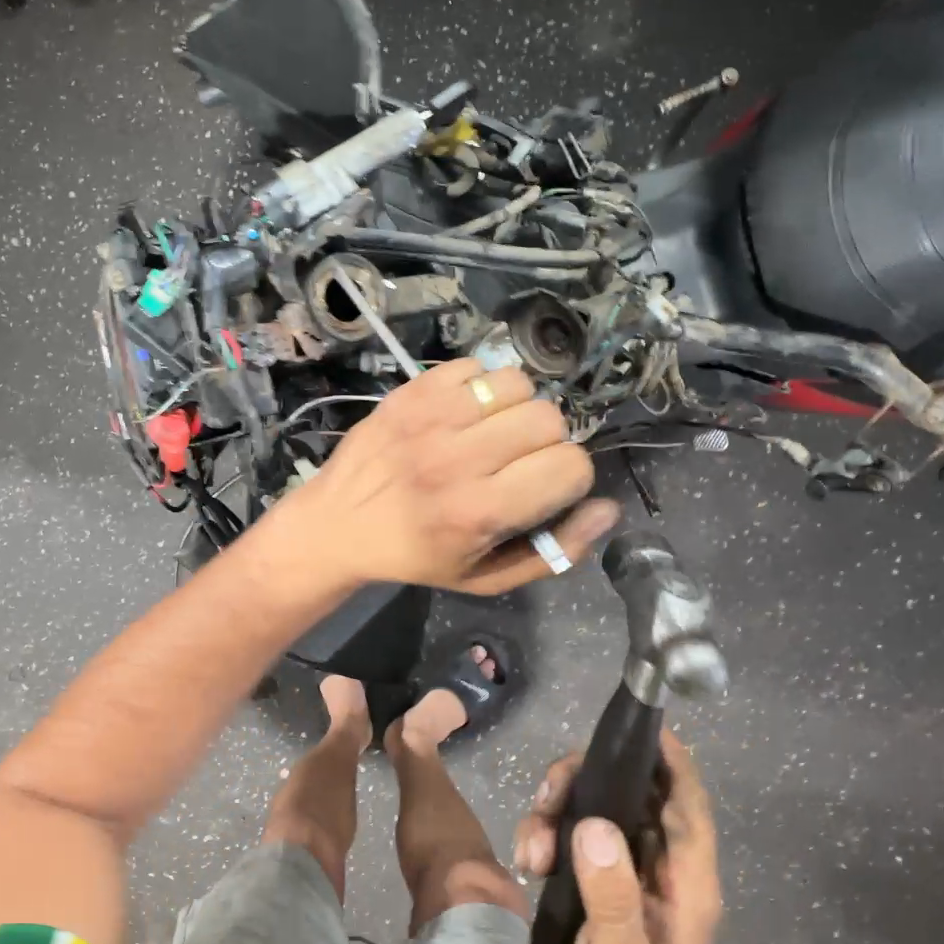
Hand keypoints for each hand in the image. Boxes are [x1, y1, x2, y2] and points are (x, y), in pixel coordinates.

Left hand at [272, 359, 620, 593]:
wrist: (337, 524)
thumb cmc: (416, 555)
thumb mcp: (486, 577)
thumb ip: (555, 553)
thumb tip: (607, 508)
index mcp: (479, 510)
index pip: (570, 466)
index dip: (568, 477)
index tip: (545, 487)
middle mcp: (457, 458)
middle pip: (548, 419)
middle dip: (546, 441)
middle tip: (517, 460)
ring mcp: (430, 417)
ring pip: (516, 384)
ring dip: (515, 408)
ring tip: (492, 432)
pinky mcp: (410, 391)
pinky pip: (474, 365)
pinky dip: (479, 386)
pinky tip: (463, 414)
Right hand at [512, 730, 721, 943]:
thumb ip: (611, 894)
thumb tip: (594, 823)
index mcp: (687, 884)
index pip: (688, 806)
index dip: (672, 760)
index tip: (642, 725)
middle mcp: (662, 870)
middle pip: (632, 796)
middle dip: (584, 785)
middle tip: (543, 797)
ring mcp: (630, 875)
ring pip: (598, 811)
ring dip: (556, 814)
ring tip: (527, 850)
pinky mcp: (602, 884)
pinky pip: (577, 837)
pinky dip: (548, 836)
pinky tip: (527, 861)